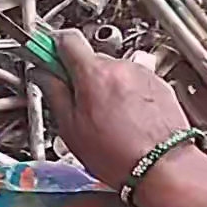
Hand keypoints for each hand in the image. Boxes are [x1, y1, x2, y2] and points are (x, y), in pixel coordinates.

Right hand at [35, 30, 194, 189]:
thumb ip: (53, 92)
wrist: (163, 168)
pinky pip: (132, 82)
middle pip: (90, 58)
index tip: (46, 58)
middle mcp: (120, 67)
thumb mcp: (70, 127)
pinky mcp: (159, 85)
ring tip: (103, 119)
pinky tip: (122, 120)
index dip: (51, 47)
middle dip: (79, 76)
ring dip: (103, 87)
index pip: (66, 39)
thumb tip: (42, 75)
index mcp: (93, 73)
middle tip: (74, 103)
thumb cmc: (118, 153)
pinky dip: (124, 95)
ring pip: (112, 72)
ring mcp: (142, 74)